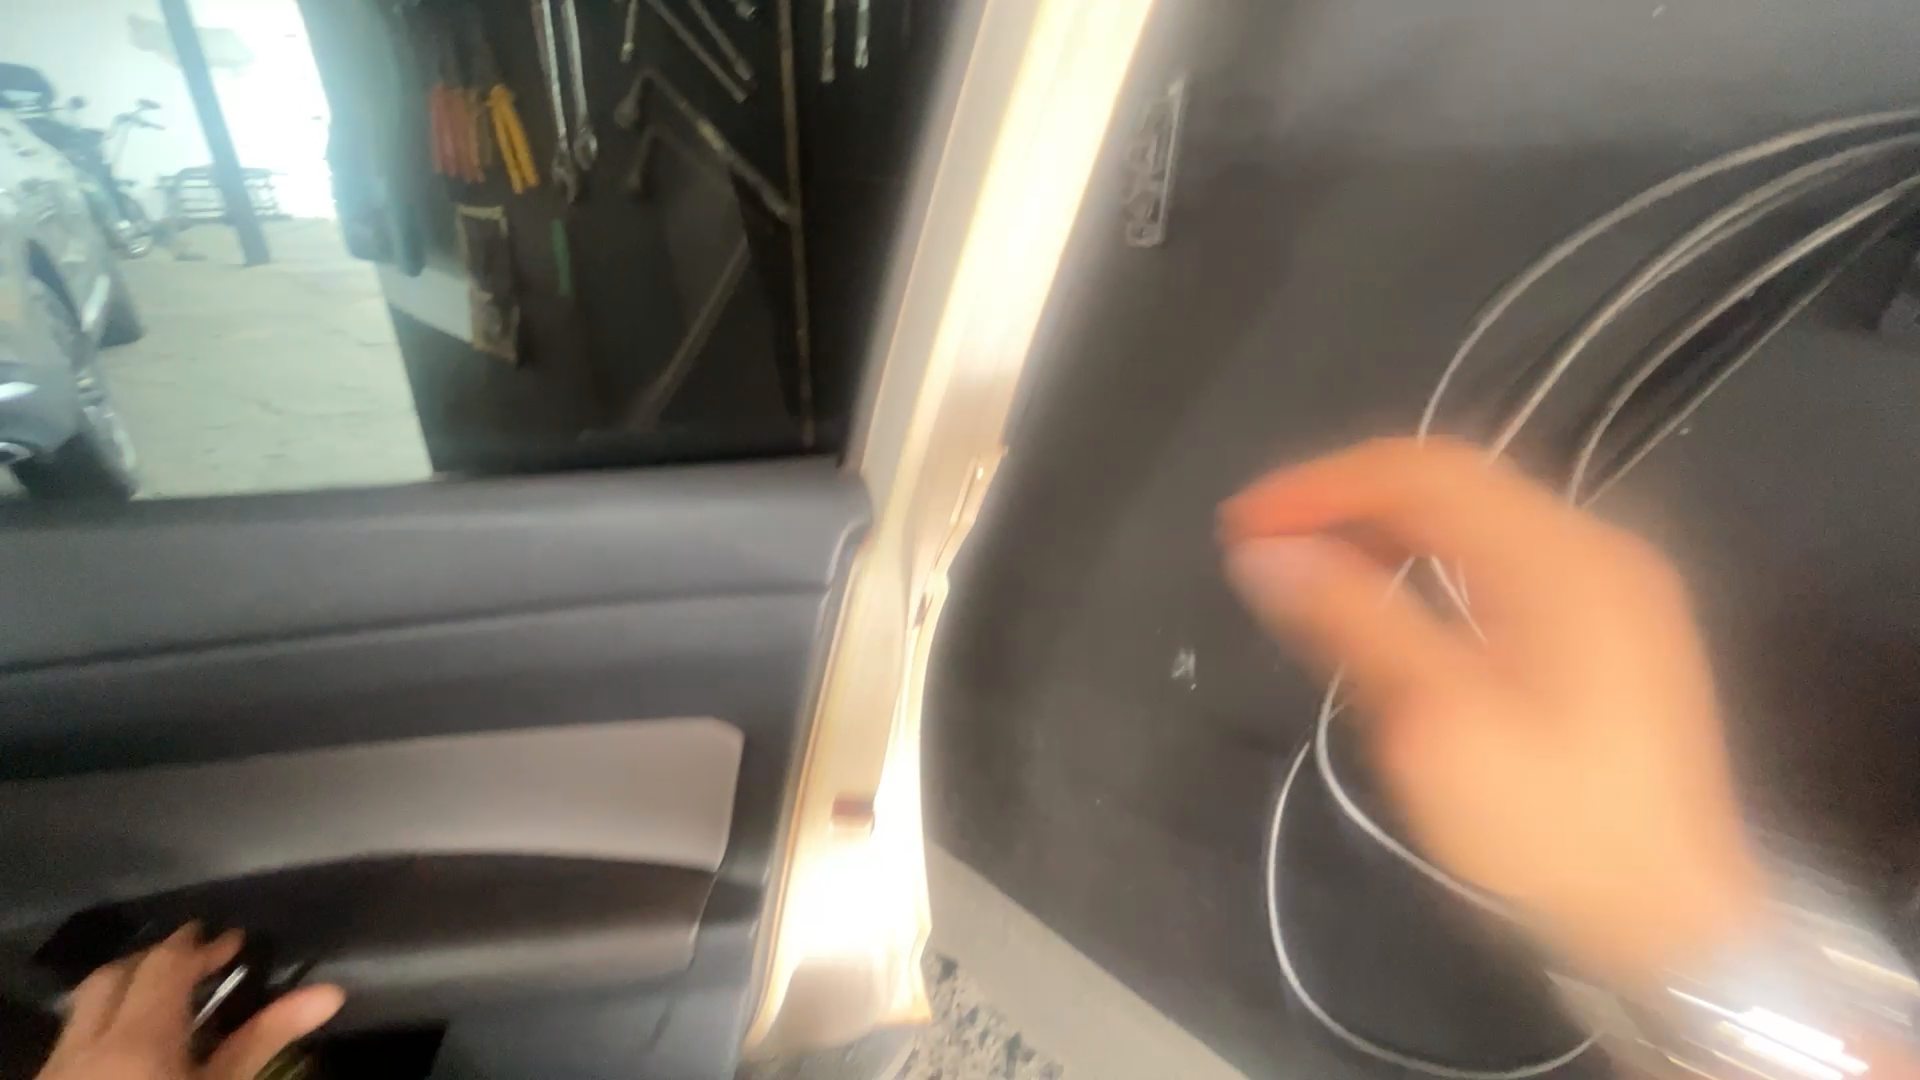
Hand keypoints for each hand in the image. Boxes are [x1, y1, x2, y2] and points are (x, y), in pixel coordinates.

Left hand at [35, 925, 343, 1079]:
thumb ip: (265, 1037)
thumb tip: (330, 993)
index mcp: (134, 1038)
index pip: (165, 965)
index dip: (202, 945)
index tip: (236, 941)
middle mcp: (83, 1049)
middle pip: (111, 978)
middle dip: (156, 958)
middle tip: (200, 956)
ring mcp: (54, 1075)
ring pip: (84, 1012)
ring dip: (129, 991)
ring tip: (173, 997)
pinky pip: (74, 1044)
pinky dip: (110, 1025)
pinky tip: (138, 1047)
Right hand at [1219, 437, 1762, 984]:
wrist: (1672, 928)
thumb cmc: (1545, 825)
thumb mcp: (1433, 720)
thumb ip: (1348, 618)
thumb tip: (1261, 553)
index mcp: (1559, 559)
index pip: (1419, 474)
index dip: (1318, 485)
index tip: (1241, 523)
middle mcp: (1585, 548)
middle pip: (1441, 480)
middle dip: (1338, 496)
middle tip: (1257, 535)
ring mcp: (1594, 582)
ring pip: (1458, 514)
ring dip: (1366, 523)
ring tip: (1295, 555)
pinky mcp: (1586, 620)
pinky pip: (1478, 553)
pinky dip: (1406, 554)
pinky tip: (1366, 586)